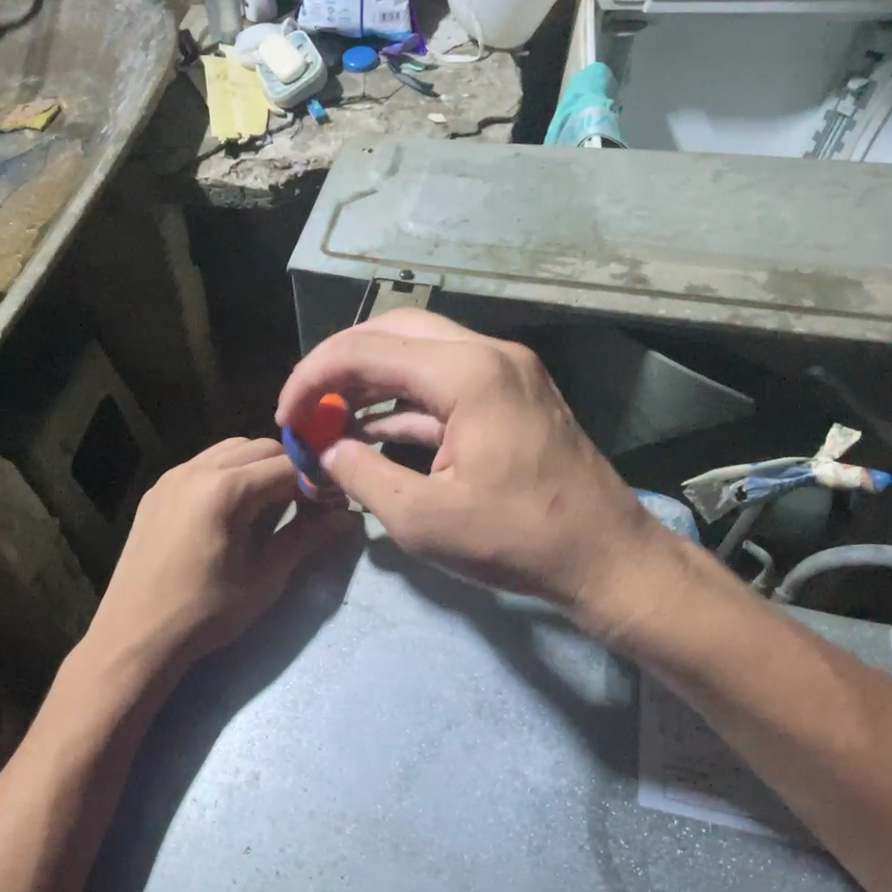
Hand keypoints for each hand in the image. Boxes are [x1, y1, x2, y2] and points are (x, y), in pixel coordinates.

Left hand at [83, 438, 353, 682]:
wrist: (136, 636)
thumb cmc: (205, 614)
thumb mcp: (264, 579)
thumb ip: (304, 539)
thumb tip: (345, 517)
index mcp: (225, 490)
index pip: (287, 466)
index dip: (316, 482)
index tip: (334, 503)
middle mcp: (196, 470)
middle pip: (260, 448)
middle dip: (289, 469)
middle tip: (307, 505)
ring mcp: (172, 477)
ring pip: (230, 450)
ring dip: (259, 467)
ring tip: (273, 505)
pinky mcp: (158, 491)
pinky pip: (203, 465)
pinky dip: (229, 473)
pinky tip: (236, 509)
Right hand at [277, 309, 688, 643]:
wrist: (606, 557)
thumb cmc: (517, 541)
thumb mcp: (422, 520)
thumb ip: (362, 475)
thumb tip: (327, 450)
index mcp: (468, 374)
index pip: (368, 350)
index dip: (314, 377)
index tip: (285, 416)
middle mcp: (489, 356)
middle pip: (394, 333)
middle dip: (339, 366)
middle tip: (305, 406)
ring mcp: (506, 373)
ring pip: (419, 353)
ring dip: (370, 381)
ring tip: (329, 419)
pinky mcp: (512, 397)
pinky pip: (444, 382)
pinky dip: (403, 402)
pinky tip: (372, 431)